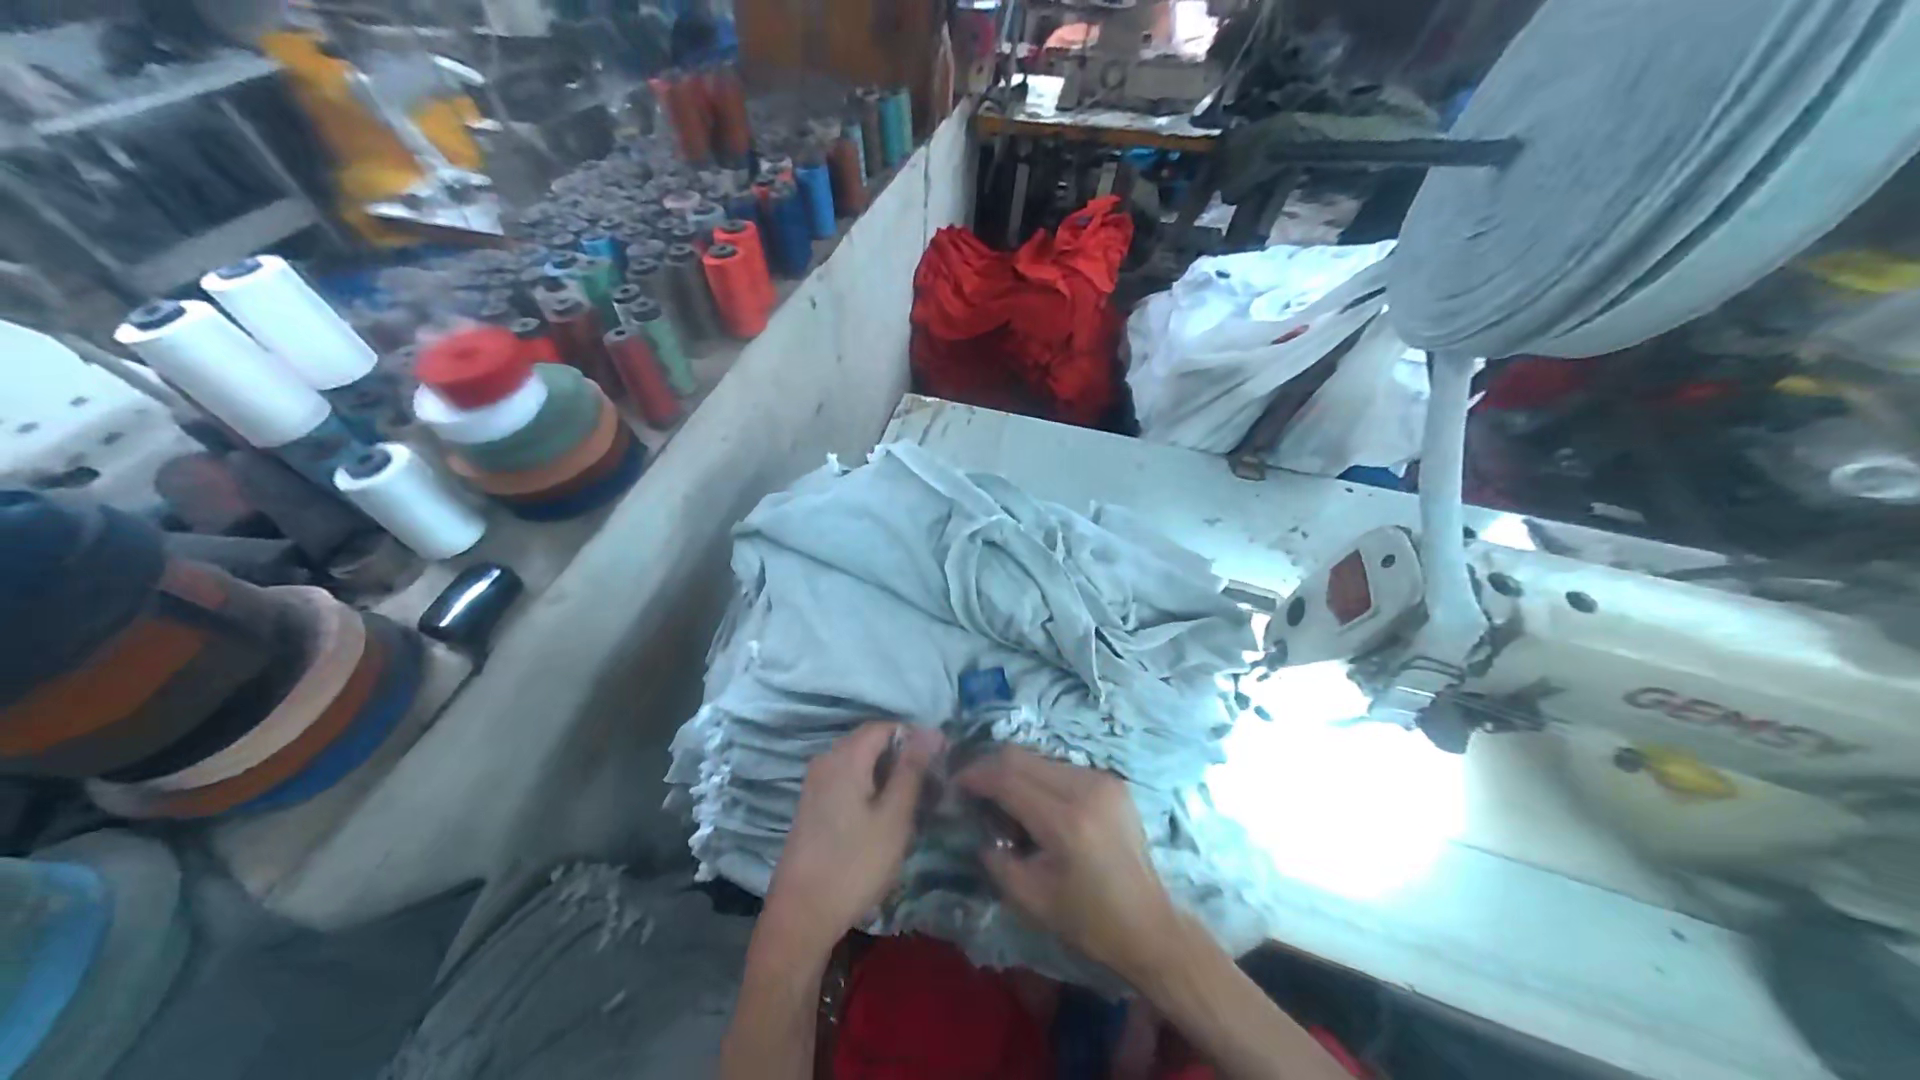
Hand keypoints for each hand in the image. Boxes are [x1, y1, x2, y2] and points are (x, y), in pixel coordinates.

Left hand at [763, 721, 942, 953]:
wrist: (801, 915)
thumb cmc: (855, 865)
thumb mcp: (894, 818)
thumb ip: (912, 770)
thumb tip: (931, 731)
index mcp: (844, 758)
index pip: (884, 726)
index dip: (914, 736)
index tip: (940, 759)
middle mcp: (825, 761)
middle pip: (869, 742)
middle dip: (902, 755)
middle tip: (931, 782)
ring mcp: (815, 784)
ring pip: (859, 763)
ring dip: (887, 774)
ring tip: (914, 801)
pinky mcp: (813, 806)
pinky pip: (847, 780)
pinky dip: (869, 787)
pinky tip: (885, 815)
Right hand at [956, 747, 1182, 984]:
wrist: (1150, 925)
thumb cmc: (1088, 920)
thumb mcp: (1030, 898)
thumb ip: (996, 858)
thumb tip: (979, 827)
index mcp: (1065, 821)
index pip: (1007, 778)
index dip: (975, 776)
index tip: (955, 783)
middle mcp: (1086, 789)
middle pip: (1022, 757)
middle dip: (990, 767)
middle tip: (972, 785)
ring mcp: (1103, 780)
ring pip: (1041, 758)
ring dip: (1015, 770)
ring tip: (1001, 795)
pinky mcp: (1112, 782)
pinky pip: (1062, 767)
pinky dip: (1039, 776)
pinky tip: (1033, 800)